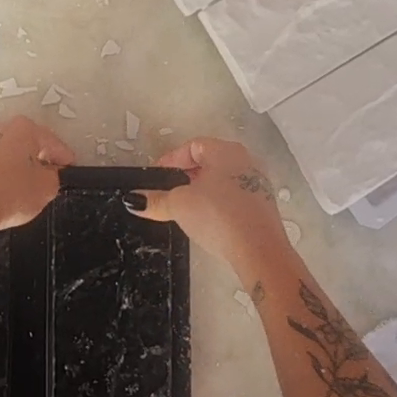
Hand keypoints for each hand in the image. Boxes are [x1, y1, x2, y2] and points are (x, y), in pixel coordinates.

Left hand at [0, 115, 74, 235]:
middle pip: (23, 141)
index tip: (70, 167)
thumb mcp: (46, 189)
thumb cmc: (12, 193)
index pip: (52, 142)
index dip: (64, 157)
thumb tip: (47, 172)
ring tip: (15, 179)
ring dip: (8, 159)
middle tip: (45, 173)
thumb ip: (53, 175)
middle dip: (34, 155)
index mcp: (24, 128)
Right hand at [124, 138, 287, 269]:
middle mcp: (245, 161)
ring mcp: (257, 183)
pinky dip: (216, 203)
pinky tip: (206, 220)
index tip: (156, 177)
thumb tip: (133, 200)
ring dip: (201, 190)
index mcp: (225, 151)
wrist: (259, 251)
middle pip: (208, 161)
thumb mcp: (179, 205)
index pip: (192, 146)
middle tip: (167, 191)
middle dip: (185, 175)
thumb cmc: (217, 216)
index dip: (170, 160)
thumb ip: (155, 200)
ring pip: (221, 180)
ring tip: (183, 207)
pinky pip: (233, 196)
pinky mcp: (262, 206)